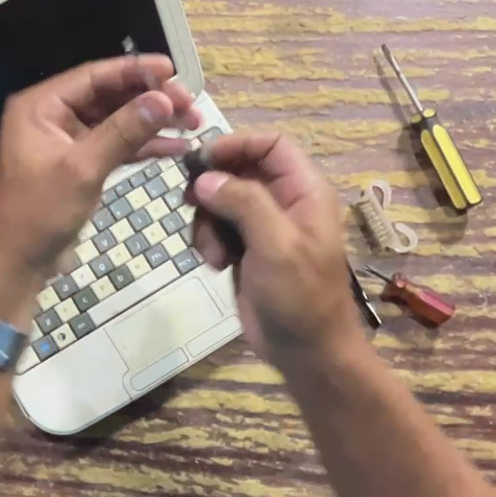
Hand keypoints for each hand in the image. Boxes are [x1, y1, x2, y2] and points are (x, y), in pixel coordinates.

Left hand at [0, 55, 197, 295]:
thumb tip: (162, 99)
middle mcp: (51, 117)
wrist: (16, 264)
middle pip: (107, 97)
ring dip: (151, 123)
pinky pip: (113, 147)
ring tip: (192, 124)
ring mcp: (65, 142)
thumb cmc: (38, 213)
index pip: (93, 76)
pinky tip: (174, 148)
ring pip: (115, 122)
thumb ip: (123, 131)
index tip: (172, 71)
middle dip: (149, 99)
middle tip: (190, 104)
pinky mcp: (78, 166)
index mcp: (39, 107)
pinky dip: (141, 147)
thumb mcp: (82, 169)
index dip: (135, 70)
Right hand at [186, 131, 369, 371]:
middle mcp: (283, 202)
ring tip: (213, 252)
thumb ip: (243, 203)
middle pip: (238, 169)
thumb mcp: (275, 244)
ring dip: (206, 221)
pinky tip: (216, 265)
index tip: (202, 160)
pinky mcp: (244, 249)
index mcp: (304, 192)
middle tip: (190, 202)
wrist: (305, 352)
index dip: (236, 144)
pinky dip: (207, 241)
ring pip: (220, 199)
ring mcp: (262, 226)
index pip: (271, 145)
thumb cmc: (300, 296)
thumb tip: (205, 178)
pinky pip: (215, 227)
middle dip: (212, 186)